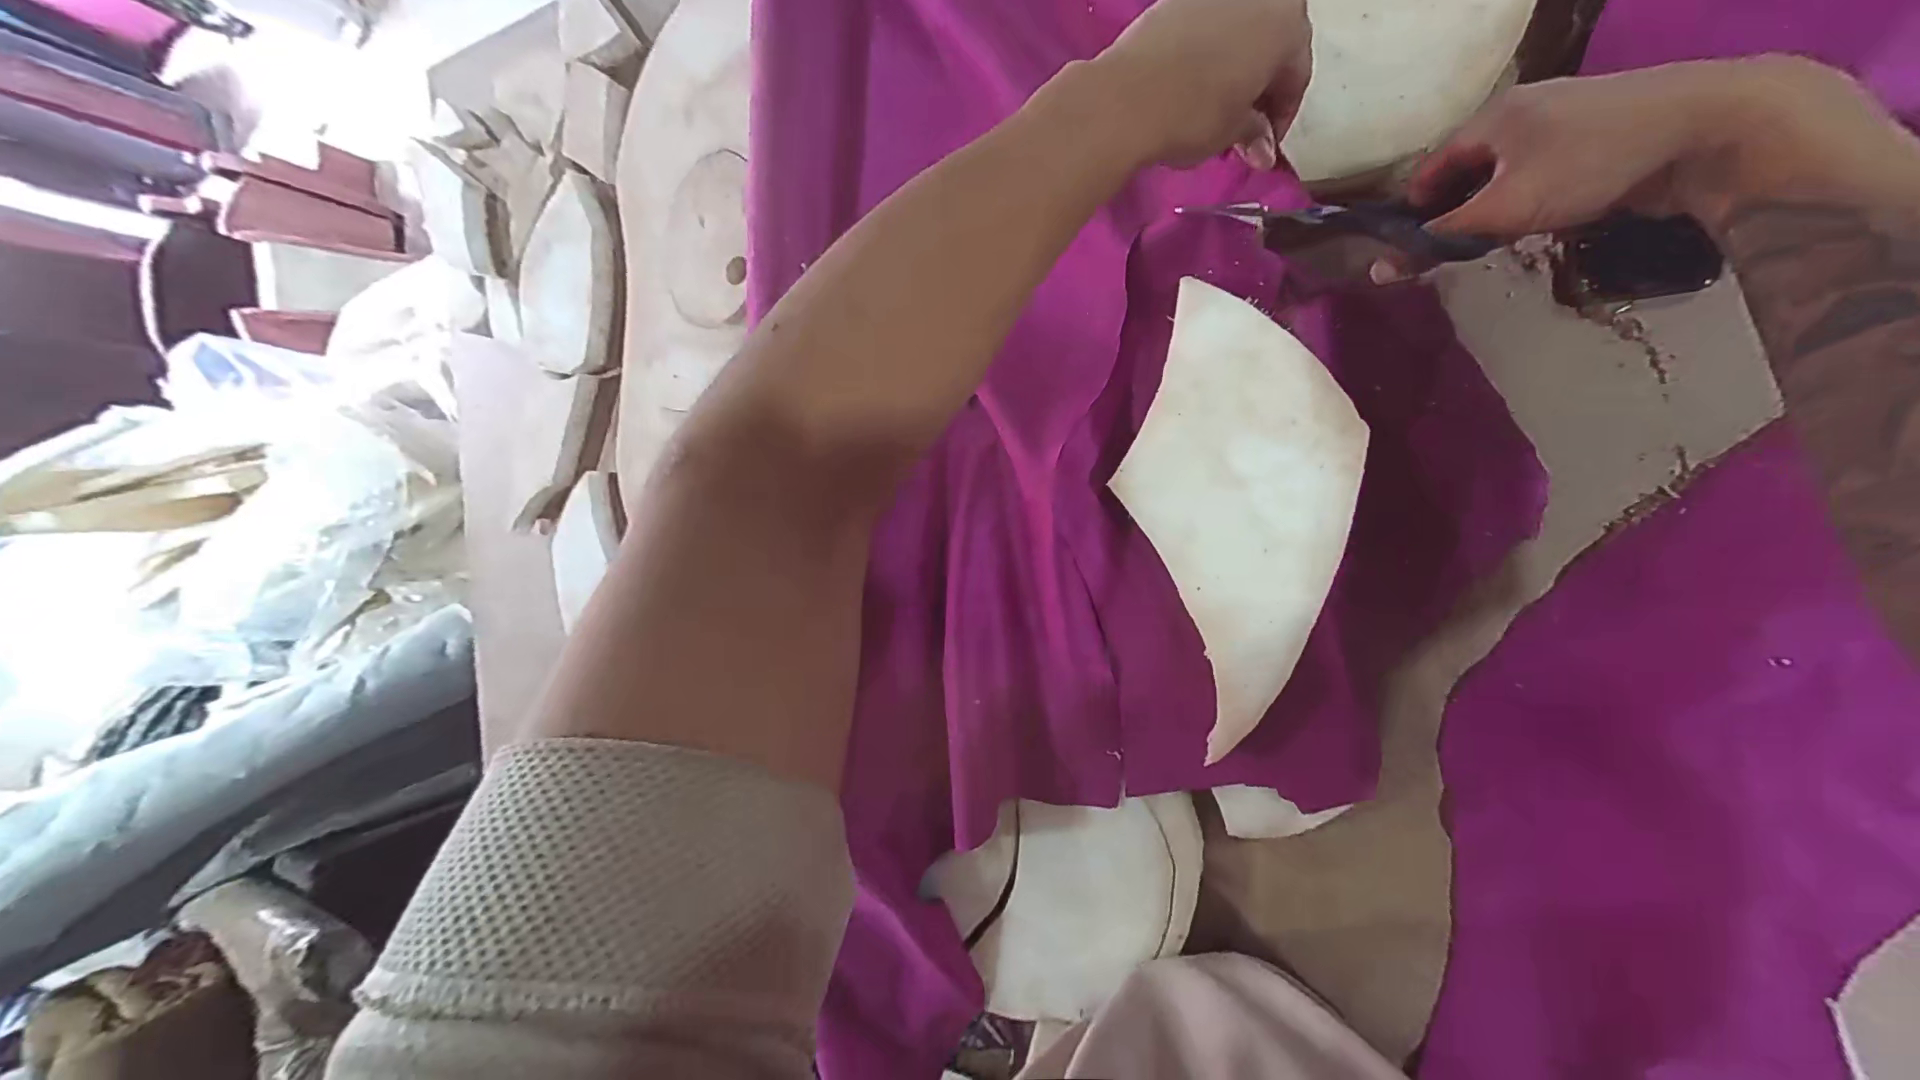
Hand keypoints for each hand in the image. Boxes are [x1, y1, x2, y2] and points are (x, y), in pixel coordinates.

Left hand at [1094, 0, 1312, 168]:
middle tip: (1241, 132)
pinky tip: (1187, 89)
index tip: (1264, 147)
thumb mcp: (1230, 132)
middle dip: (1258, 91)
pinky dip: (1203, 58)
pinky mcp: (1175, 0)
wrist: (1126, 97)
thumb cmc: (1192, 115)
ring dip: (1231, 71)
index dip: (1281, 118)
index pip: (1296, 76)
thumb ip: (1253, 132)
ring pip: (1235, 36)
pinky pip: (1202, 32)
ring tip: (1213, 112)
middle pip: (1268, 47)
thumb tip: (1263, 148)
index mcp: (1287, 22)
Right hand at [1373, 57, 1899, 281]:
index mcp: (1492, 117)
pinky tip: (1541, 220)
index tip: (1412, 250)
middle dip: (1454, 213)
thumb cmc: (1590, 164)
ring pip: (1503, 174)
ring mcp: (1565, 118)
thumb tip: (1376, 271)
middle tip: (1455, 251)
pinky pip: (1540, 171)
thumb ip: (1437, 241)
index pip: (1426, 173)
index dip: (1412, 214)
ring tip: (1498, 239)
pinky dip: (1529, 199)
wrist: (1715, 126)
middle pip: (1464, 173)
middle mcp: (1524, 110)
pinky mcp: (1599, 132)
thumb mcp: (1502, 211)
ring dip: (1493, 209)